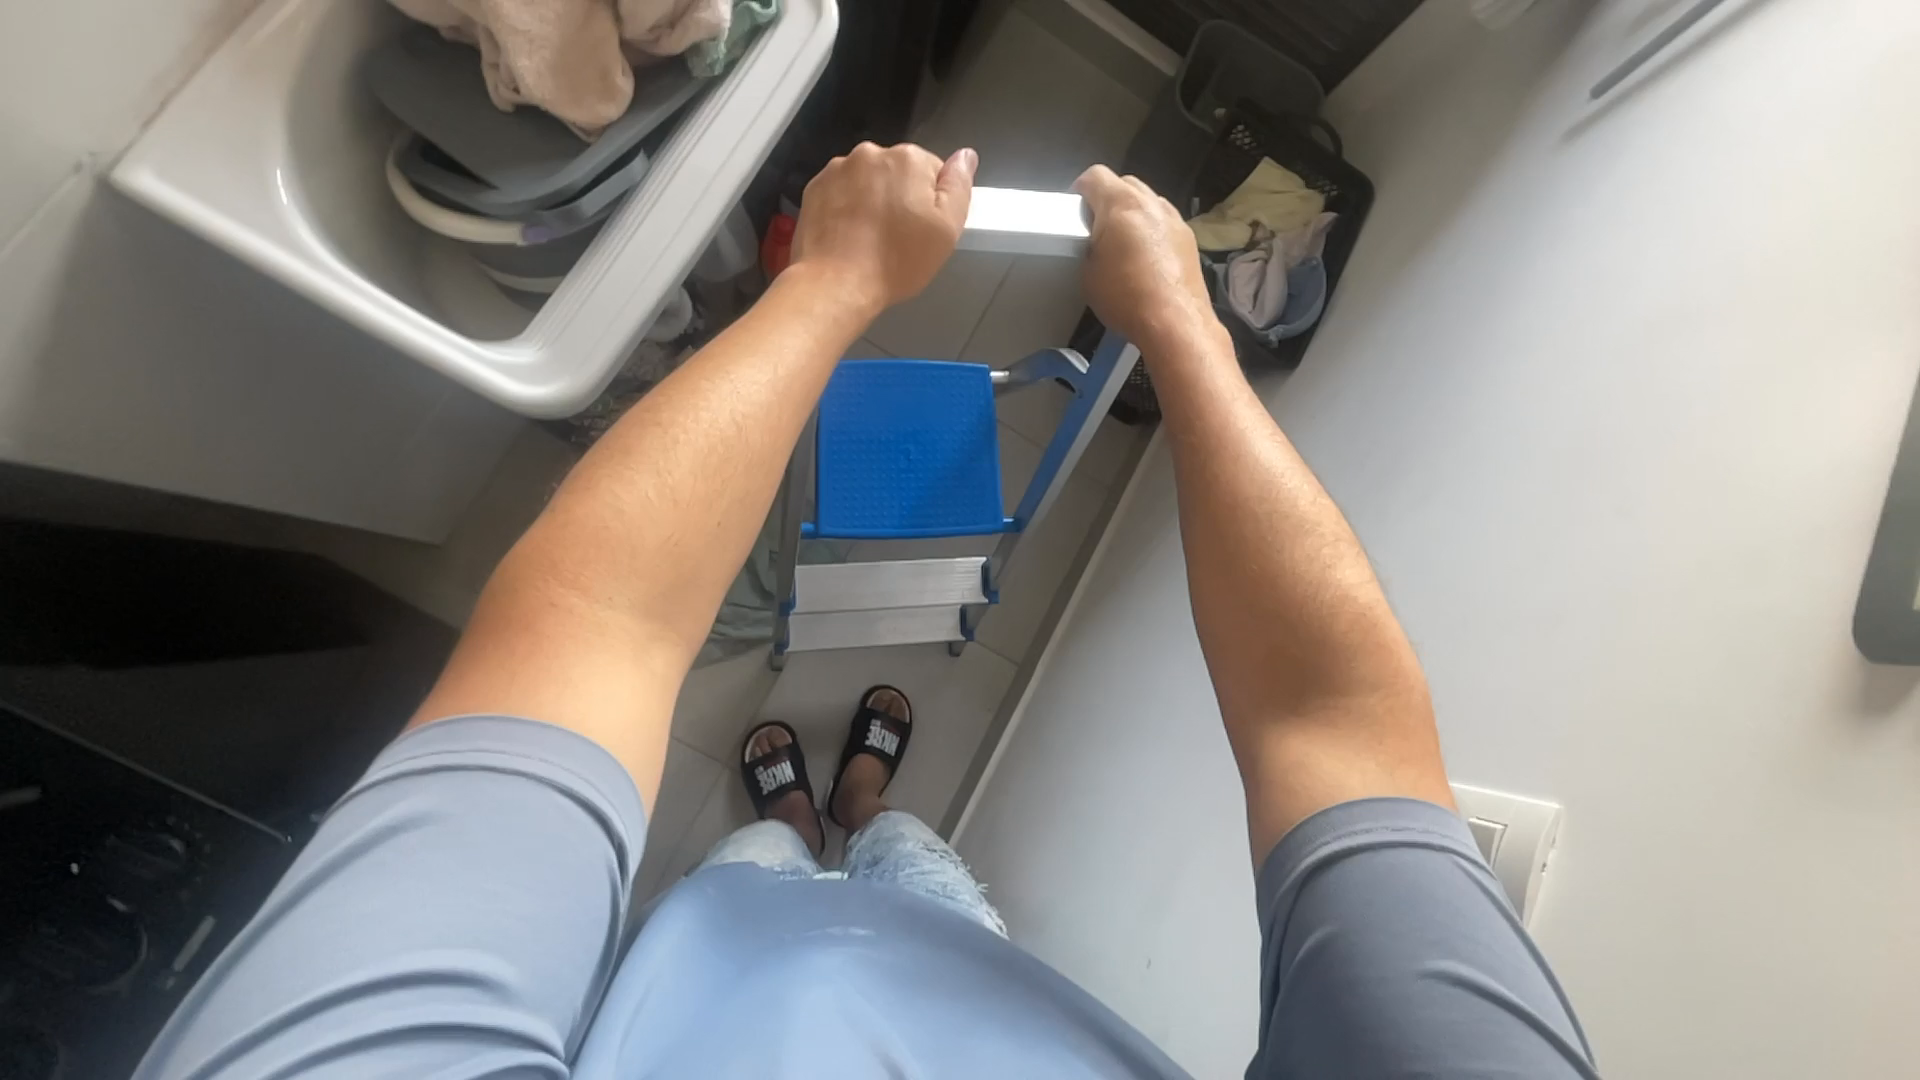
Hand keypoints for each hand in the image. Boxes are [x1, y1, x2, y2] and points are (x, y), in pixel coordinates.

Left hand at [791, 142, 976, 316]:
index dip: (932, 204)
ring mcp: (839, 169)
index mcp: (909, 159)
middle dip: (901, 200)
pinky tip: (850, 239)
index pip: (933, 172)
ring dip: (872, 204)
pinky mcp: (815, 188)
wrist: (837, 284)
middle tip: (899, 241)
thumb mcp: (946, 231)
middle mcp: (872, 154)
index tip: (924, 231)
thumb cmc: (895, 262)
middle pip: (898, 173)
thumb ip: (959, 187)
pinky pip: (841, 194)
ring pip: (867, 183)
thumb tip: (966, 156)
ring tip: (872, 243)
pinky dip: (847, 210)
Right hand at [1073, 165, 1220, 353]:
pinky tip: (1146, 259)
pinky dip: (1151, 230)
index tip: (1074, 212)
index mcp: (1120, 205)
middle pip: (1124, 184)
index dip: (1079, 191)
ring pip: (1147, 201)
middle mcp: (1150, 203)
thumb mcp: (1089, 275)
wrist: (1175, 323)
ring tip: (1122, 244)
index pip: (1094, 176)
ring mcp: (1174, 218)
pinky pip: (1163, 222)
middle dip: (1107, 200)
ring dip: (1132, 213)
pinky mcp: (1188, 238)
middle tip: (1096, 229)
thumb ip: (1089, 248)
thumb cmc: (1125, 298)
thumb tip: (1096, 244)